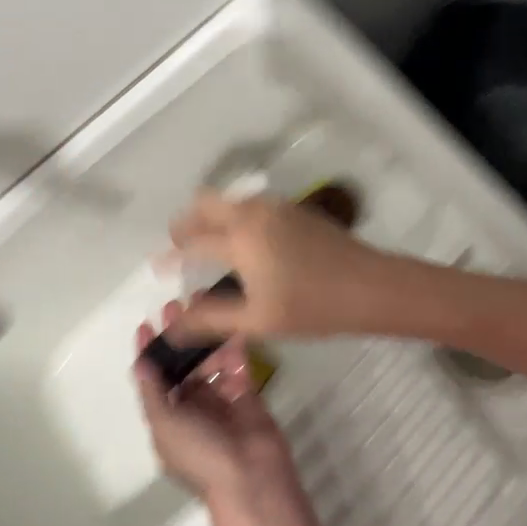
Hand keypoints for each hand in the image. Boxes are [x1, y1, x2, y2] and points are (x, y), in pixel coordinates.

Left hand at [132, 303, 293, 503]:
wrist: (251, 474)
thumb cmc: (200, 453)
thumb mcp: (166, 426)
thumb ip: (154, 393)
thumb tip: (139, 363)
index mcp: (168, 421)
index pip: (153, 382)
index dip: (148, 354)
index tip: (145, 324)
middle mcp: (192, 408)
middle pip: (182, 366)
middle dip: (179, 338)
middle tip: (177, 305)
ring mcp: (221, 400)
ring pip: (210, 362)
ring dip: (206, 337)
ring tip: (207, 306)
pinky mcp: (247, 393)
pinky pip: (238, 364)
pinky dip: (234, 345)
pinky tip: (232, 321)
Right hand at [165, 191, 407, 340]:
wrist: (370, 285)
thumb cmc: (311, 306)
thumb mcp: (256, 321)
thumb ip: (211, 319)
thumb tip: (173, 325)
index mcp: (240, 237)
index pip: (192, 242)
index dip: (171, 257)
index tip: (156, 267)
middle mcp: (255, 212)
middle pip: (206, 203)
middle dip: (187, 223)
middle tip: (179, 248)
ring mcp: (279, 206)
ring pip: (232, 201)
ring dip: (213, 217)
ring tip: (208, 247)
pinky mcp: (298, 210)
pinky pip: (254, 205)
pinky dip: (238, 217)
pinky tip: (245, 245)